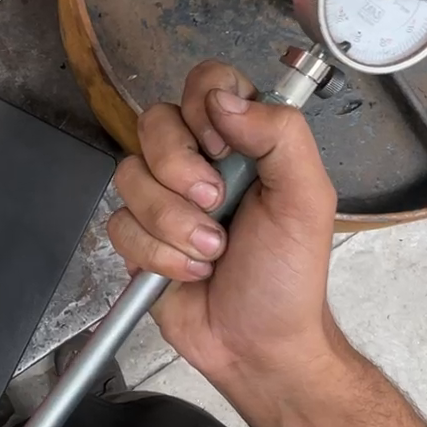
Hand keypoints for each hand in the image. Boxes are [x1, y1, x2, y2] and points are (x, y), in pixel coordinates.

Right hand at [105, 60, 339, 384]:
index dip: (202, 106)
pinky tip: (188, 271)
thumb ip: (281, 136)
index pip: (205, 82)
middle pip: (153, 122)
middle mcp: (195, 158)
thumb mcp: (307, 200)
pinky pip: (119, 224)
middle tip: (216, 204)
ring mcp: (160, 196)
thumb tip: (224, 99)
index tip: (223, 147)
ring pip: (128, 175)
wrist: (259, 345)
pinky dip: (157, 254)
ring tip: (211, 251)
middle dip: (180, 169)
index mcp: (240, 139)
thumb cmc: (288, 274)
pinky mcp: (136, 235)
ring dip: (172, 222)